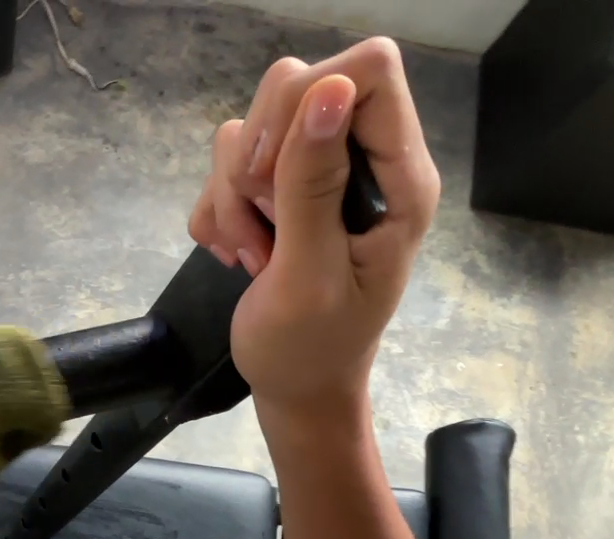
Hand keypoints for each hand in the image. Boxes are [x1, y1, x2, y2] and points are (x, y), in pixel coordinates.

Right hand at [187, 38, 440, 419]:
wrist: (293, 391)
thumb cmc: (308, 350)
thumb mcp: (309, 276)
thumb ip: (314, 187)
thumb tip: (328, 90)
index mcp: (397, 178)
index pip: (367, 71)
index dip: (306, 103)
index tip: (271, 172)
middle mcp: (359, 164)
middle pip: (295, 89)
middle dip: (256, 161)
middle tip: (261, 223)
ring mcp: (313, 179)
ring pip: (250, 135)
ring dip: (231, 199)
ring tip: (253, 255)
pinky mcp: (275, 199)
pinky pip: (226, 171)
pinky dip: (217, 215)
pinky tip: (235, 256)